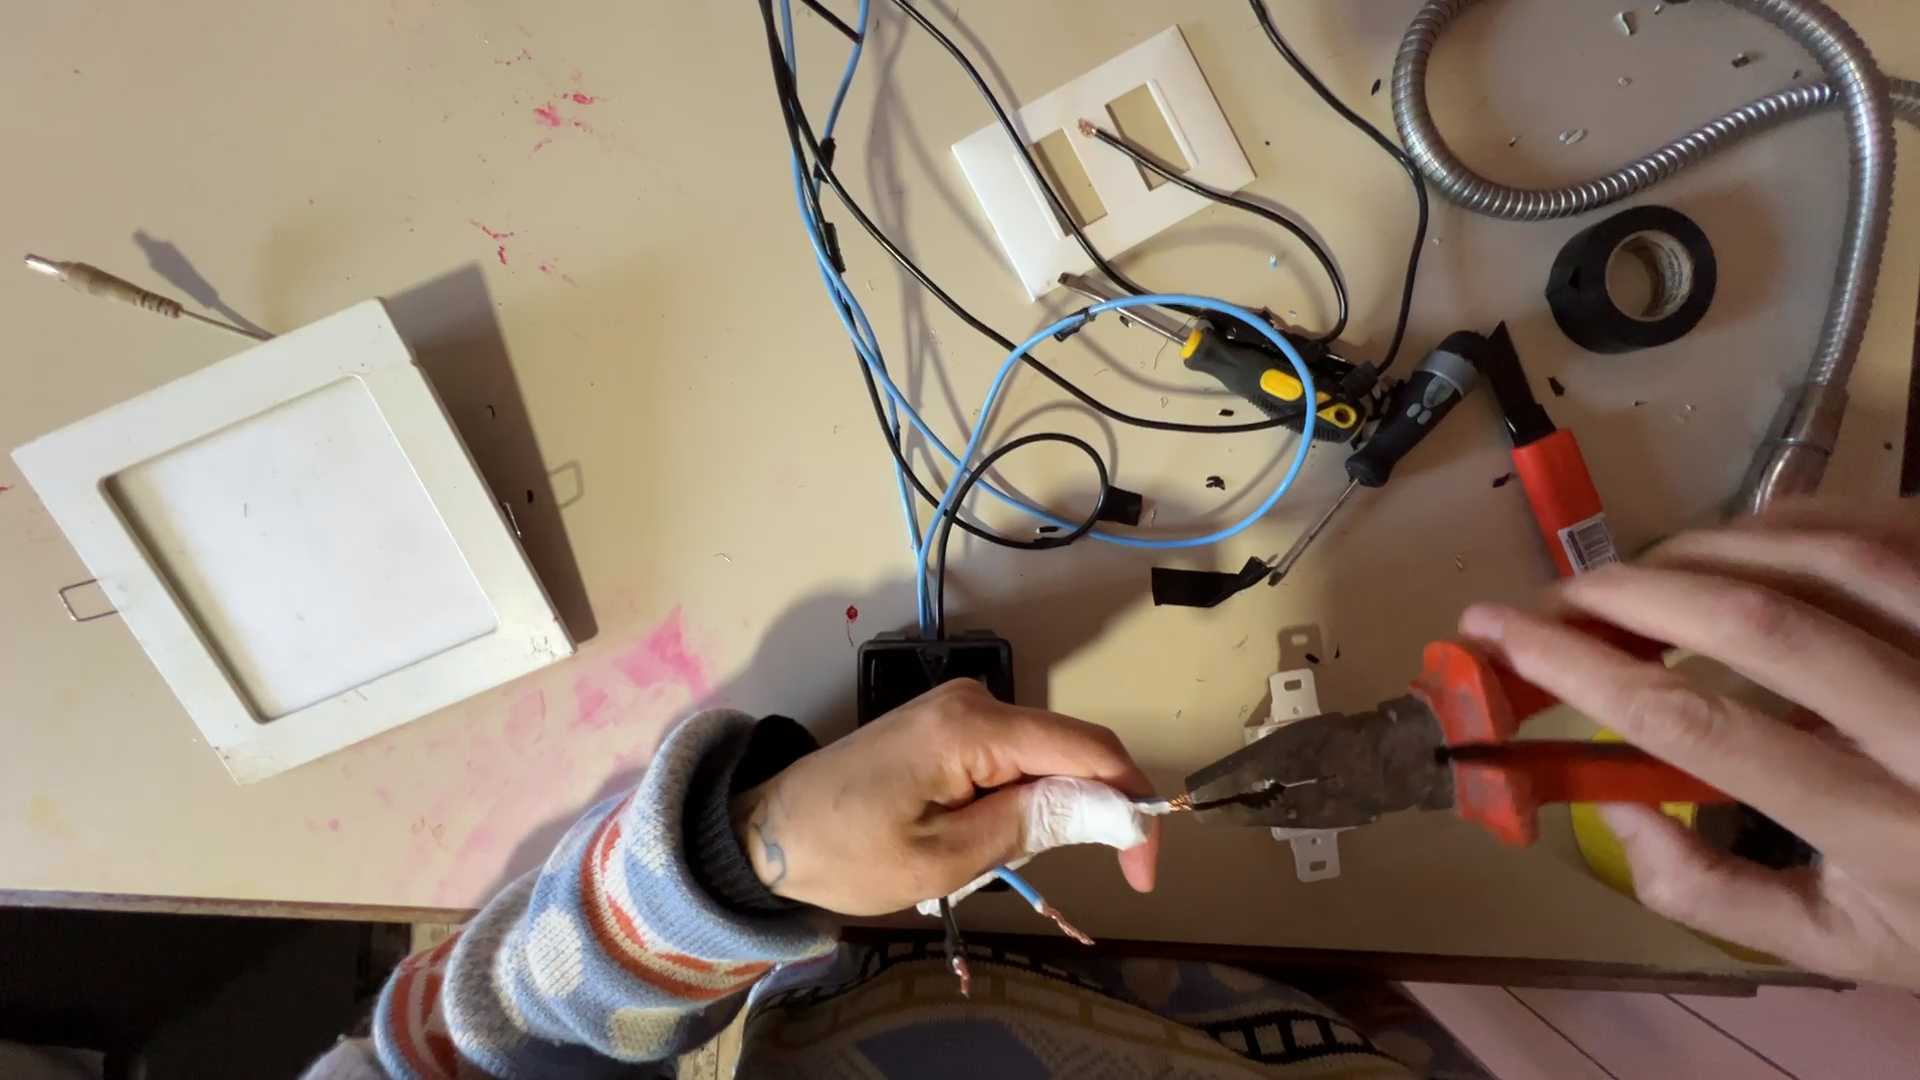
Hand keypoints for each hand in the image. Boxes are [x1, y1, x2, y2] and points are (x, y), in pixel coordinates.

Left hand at [730, 679, 1158, 915]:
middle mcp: (974, 699)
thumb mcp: (947, 856)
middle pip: (1068, 747)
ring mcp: (958, 706)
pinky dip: (1019, 795)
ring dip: (1047, 807)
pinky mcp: (946, 722)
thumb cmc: (849, 852)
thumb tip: (1119, 808)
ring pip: (1041, 753)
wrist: (769, 831)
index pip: (1088, 747)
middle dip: (1088, 809)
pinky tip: (983, 830)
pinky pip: (1010, 753)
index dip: (1130, 802)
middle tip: (1062, 876)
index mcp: (975, 725)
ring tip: (993, 856)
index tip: (1140, 871)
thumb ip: (1036, 822)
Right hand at [1458, 500, 1919, 987]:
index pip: (1690, 722)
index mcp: (1894, 831)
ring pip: (1819, 560)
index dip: (1572, 665)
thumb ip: (1706, 892)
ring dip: (1693, 555)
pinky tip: (1732, 552)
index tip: (1491, 631)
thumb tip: (1608, 806)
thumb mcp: (1844, 942)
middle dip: (1622, 594)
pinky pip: (1875, 530)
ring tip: (1639, 578)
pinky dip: (1777, 526)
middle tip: (1559, 598)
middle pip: (1751, 622)